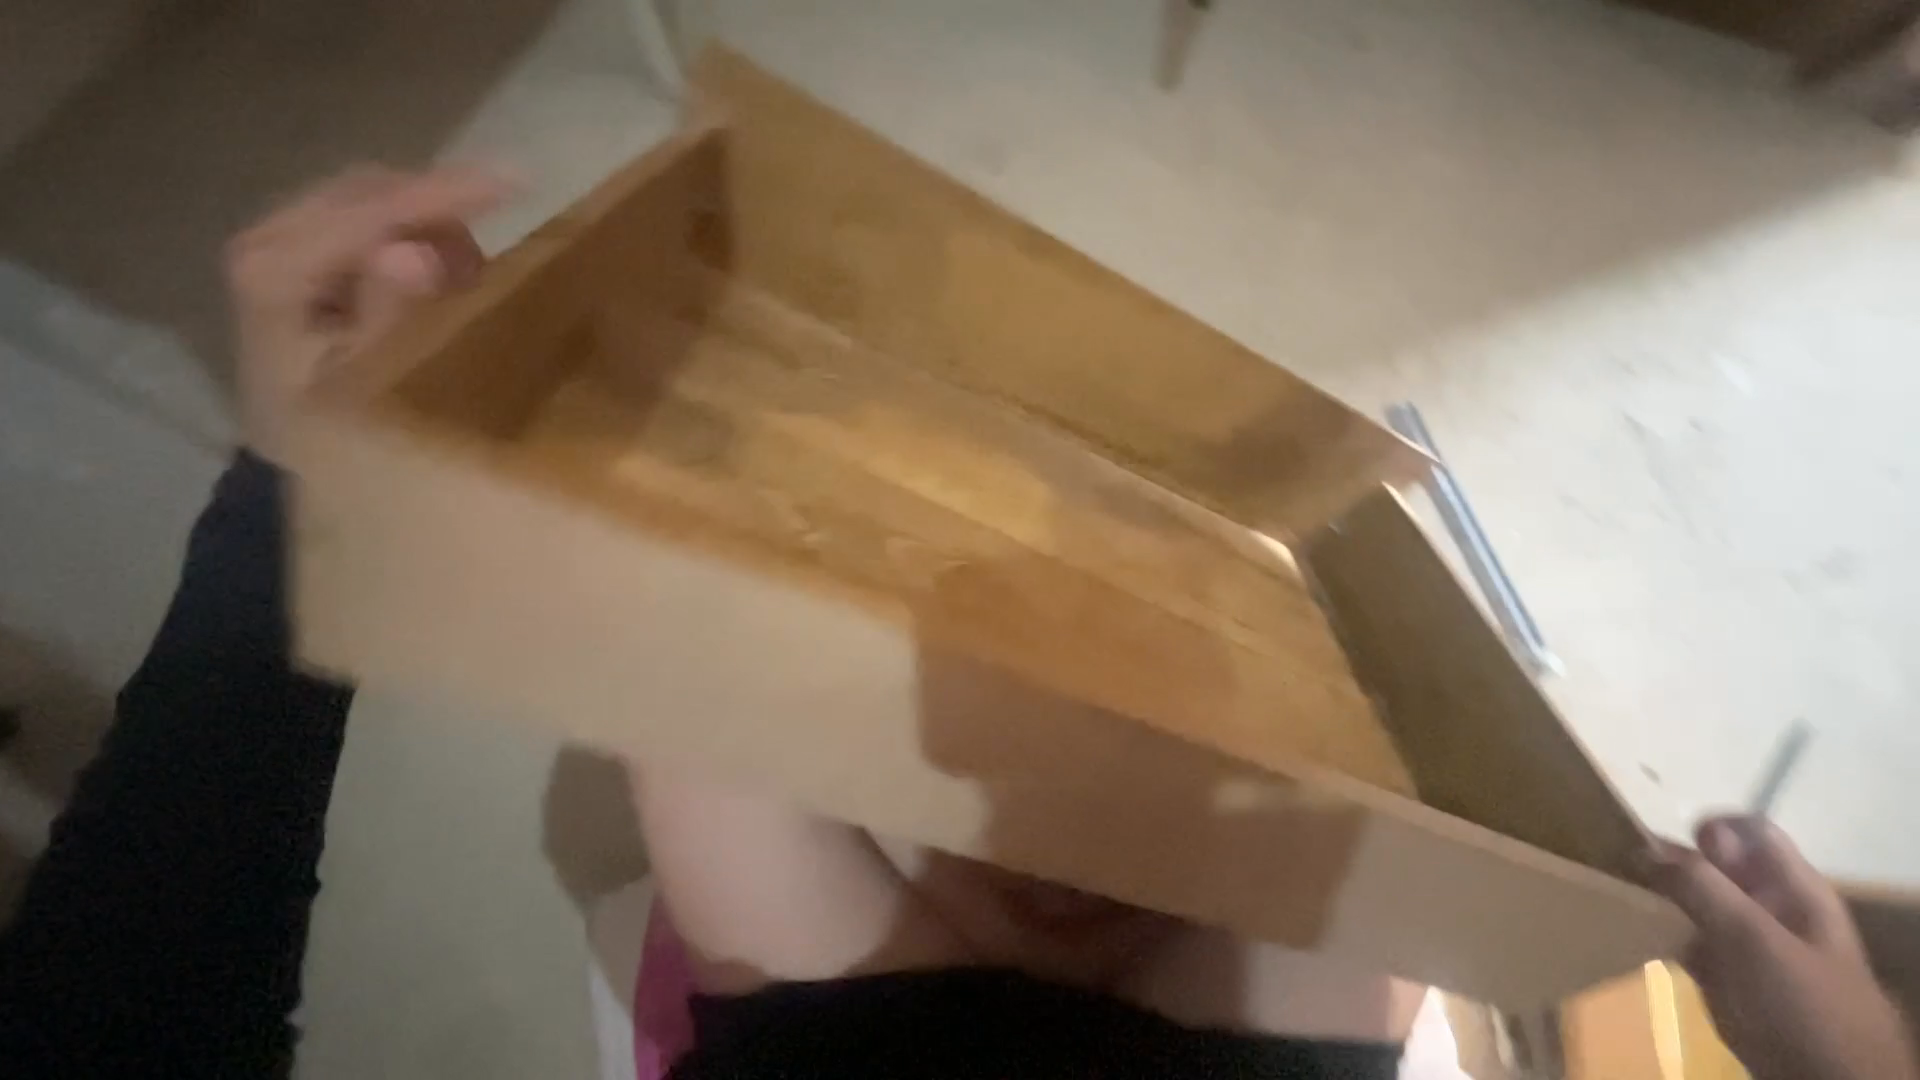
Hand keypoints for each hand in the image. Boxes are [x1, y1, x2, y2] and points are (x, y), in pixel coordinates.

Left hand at [223, 164, 515, 462]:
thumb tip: (415, 253)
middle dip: (441, 205)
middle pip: (369, 189)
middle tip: (497, 253)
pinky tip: (439, 266)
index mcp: (277, 269)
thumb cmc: (337, 429)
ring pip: (370, 194)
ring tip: (467, 273)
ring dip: (430, 219)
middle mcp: (269, 238)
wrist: (296, 446)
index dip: (442, 195)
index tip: (514, 183)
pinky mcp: (300, 246)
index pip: (370, 212)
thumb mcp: (366, 385)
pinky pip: (367, 212)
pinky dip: (414, 227)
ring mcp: (280, 237)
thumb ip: (387, 316)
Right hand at [1642, 815, 1916, 1079]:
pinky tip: (1622, 921)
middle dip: (1665, 856)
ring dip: (1652, 888)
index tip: (1663, 846)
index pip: (1747, 831)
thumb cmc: (1805, 1005)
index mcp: (1792, 889)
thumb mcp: (1755, 938)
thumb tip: (1641, 847)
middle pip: (1709, 860)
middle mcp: (1765, 904)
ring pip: (1688, 893)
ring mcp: (1741, 936)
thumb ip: (1701, 886)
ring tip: (1611, 886)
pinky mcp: (1717, 965)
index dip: (1706, 829)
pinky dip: (1650, 921)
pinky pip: (1677, 929)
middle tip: (1617, 861)